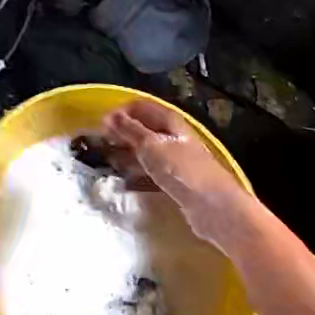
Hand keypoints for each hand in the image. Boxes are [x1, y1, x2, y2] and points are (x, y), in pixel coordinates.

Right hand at [102, 101, 254, 249]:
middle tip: (99, 144)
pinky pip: (151, 172)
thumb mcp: (152, 146)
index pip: (140, 107)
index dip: (120, 112)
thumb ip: (130, 130)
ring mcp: (175, 159)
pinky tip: (123, 182)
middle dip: (121, 134)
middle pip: (142, 129)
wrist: (214, 207)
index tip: (100, 125)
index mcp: (169, 122)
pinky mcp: (176, 181)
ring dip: (127, 154)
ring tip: (106, 162)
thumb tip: (110, 114)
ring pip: (145, 151)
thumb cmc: (182, 170)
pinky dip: (137, 173)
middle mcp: (173, 137)